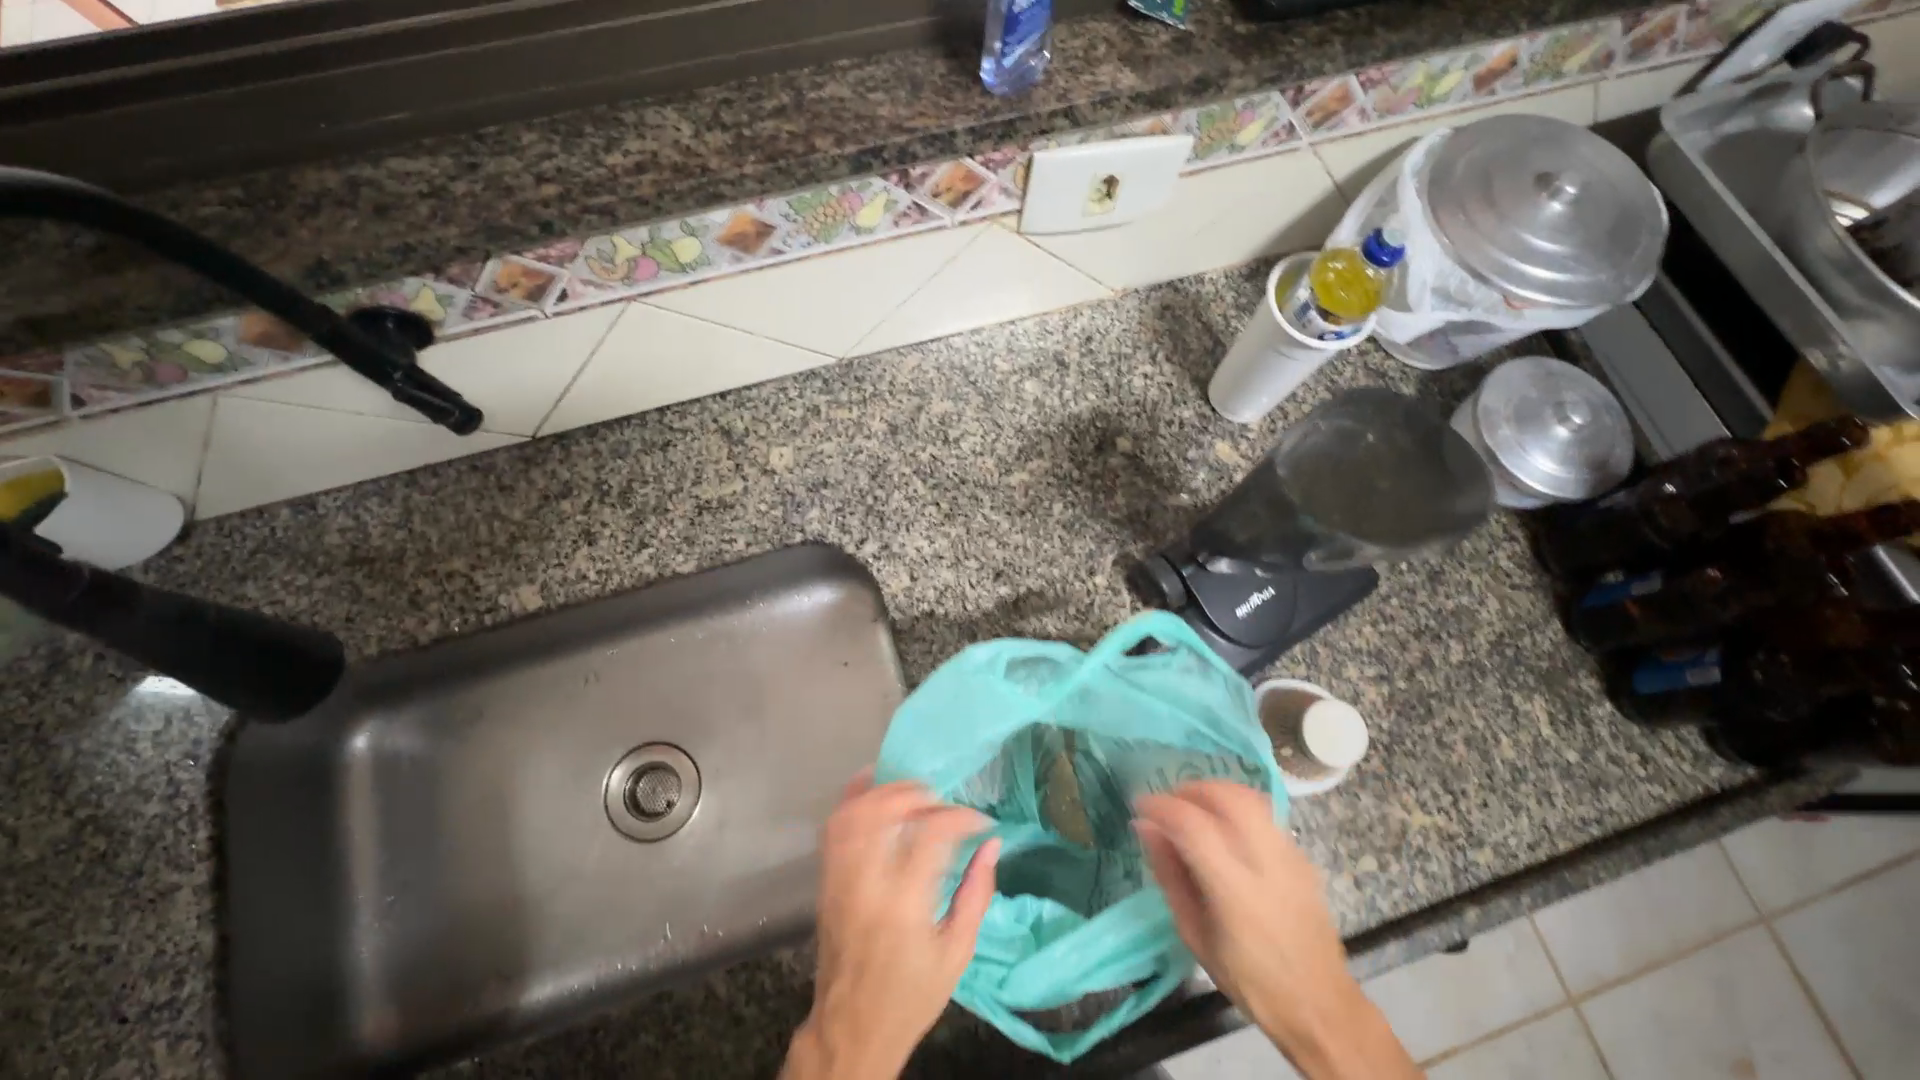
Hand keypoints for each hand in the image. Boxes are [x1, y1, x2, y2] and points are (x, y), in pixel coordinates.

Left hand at [781, 772, 1000, 1079]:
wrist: (853, 1026)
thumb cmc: (912, 994)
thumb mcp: (957, 951)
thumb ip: (976, 894)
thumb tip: (991, 844)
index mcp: (904, 904)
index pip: (931, 834)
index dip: (959, 816)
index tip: (980, 822)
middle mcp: (866, 883)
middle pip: (884, 811)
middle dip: (919, 795)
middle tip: (944, 802)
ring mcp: (839, 879)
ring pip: (853, 813)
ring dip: (885, 791)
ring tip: (914, 793)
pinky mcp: (825, 882)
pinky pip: (833, 828)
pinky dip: (853, 801)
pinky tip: (875, 790)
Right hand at [1134, 781, 1419, 1079]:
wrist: (1318, 1003)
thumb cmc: (1248, 980)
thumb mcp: (1195, 935)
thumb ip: (1170, 876)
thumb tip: (1147, 828)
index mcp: (1235, 890)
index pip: (1192, 824)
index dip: (1161, 805)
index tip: (1140, 804)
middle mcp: (1267, 862)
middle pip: (1228, 797)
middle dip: (1191, 789)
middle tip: (1168, 802)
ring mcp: (1291, 856)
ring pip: (1251, 798)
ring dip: (1215, 793)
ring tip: (1193, 808)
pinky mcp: (1303, 857)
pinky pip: (1265, 815)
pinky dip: (1236, 808)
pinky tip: (1223, 829)